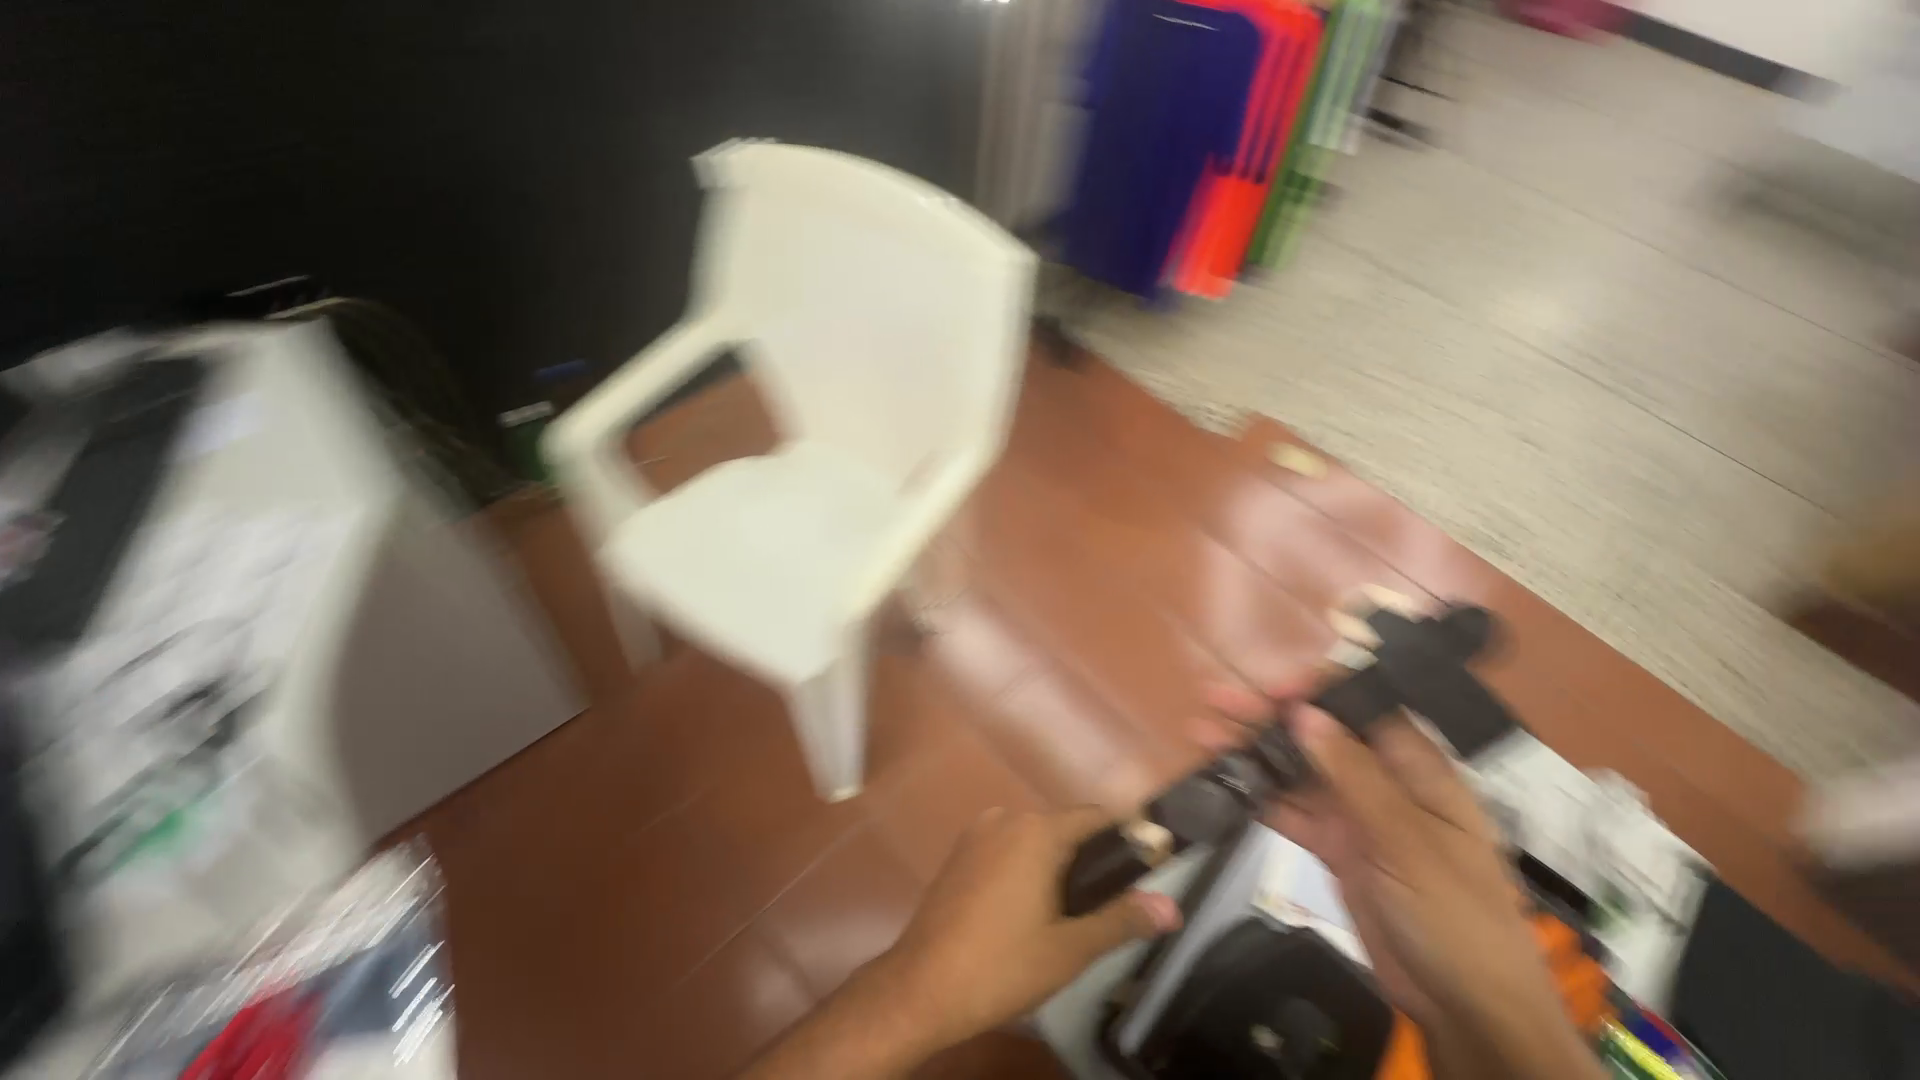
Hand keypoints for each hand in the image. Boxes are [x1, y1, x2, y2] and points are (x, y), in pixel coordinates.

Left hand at [863, 806, 1182, 1054]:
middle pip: (1065, 828)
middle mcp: (1005, 819)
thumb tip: (1172, 906)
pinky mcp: (958, 855)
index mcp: (1035, 831)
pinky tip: (1027, 914)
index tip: (1146, 871)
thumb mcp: (1070, 949)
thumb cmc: (1001, 965)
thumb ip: (1122, 920)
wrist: (920, 988)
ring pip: (1034, 840)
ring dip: (1056, 867)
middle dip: (1090, 860)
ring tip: (1069, 917)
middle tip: (1106, 909)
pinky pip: (1007, 850)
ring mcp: (976, 835)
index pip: (1096, 817)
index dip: (1126, 839)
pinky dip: (1025, 870)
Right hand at [1200, 675, 1605, 1079]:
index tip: (1268, 680)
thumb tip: (1305, 712)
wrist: (1466, 1006)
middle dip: (1269, 716)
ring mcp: (1356, 818)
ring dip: (1253, 753)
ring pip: (1297, 773)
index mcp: (1418, 770)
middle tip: (1216, 700)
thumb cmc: (1455, 914)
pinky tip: (1219, 780)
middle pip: (1320, 737)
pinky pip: (1289, 813)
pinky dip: (1256, 796)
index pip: (1364, 710)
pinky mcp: (1334, 849)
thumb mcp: (1408, 840)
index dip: (1317, 690)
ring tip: (1202, 733)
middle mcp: (1384, 784)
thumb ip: (1354, 775)